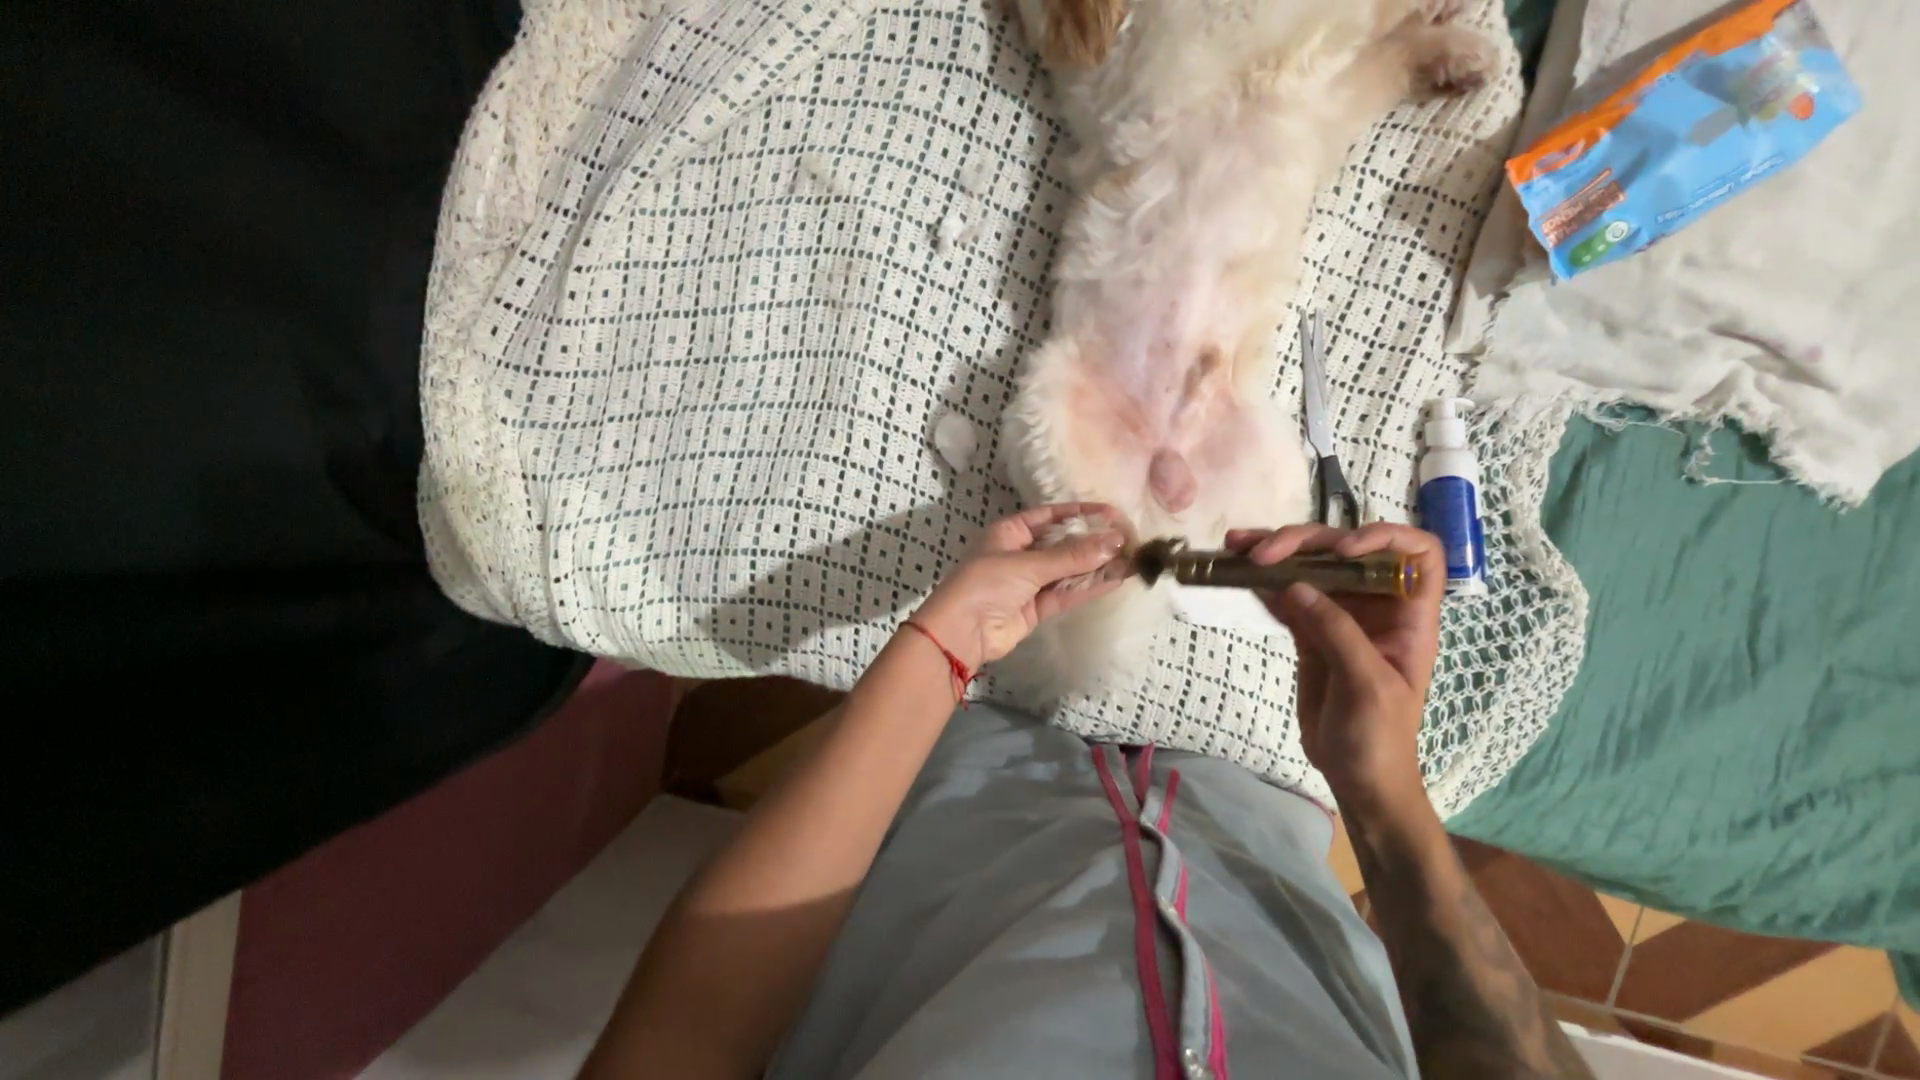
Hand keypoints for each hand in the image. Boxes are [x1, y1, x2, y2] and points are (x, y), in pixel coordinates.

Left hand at [911, 503, 1131, 670]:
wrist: (961, 633)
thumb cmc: (986, 584)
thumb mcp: (1029, 564)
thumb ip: (1072, 555)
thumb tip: (1114, 541)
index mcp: (1010, 532)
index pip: (1051, 516)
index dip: (1080, 513)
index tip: (1111, 513)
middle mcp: (1021, 553)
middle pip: (1063, 543)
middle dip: (1094, 541)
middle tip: (1128, 538)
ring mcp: (1029, 582)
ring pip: (1069, 569)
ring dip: (1097, 565)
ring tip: (1131, 559)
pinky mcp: (1037, 607)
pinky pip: (1067, 592)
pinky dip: (1090, 586)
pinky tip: (1117, 579)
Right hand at [1228, 523, 1445, 815]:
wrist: (1358, 777)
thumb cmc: (1381, 736)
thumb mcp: (1366, 684)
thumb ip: (1335, 631)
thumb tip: (1294, 585)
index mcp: (1408, 614)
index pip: (1416, 554)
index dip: (1385, 539)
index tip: (1342, 549)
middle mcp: (1375, 606)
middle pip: (1345, 552)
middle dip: (1306, 542)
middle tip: (1262, 552)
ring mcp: (1338, 617)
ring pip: (1310, 569)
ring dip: (1274, 553)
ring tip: (1236, 545)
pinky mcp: (1308, 632)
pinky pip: (1285, 597)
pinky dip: (1262, 584)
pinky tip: (1237, 574)